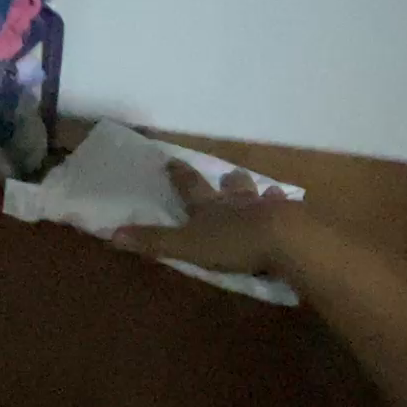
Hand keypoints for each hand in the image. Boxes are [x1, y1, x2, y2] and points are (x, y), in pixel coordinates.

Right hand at [110, 161, 295, 273]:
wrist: (287, 241)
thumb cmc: (232, 243)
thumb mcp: (186, 246)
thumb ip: (153, 240)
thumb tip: (113, 234)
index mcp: (209, 207)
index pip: (189, 187)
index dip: (179, 175)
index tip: (172, 160)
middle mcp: (237, 202)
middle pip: (231, 188)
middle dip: (227, 182)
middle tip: (228, 174)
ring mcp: (268, 209)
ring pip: (260, 197)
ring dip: (257, 193)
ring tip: (264, 190)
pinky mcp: (293, 221)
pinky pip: (289, 212)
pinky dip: (287, 209)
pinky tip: (292, 209)